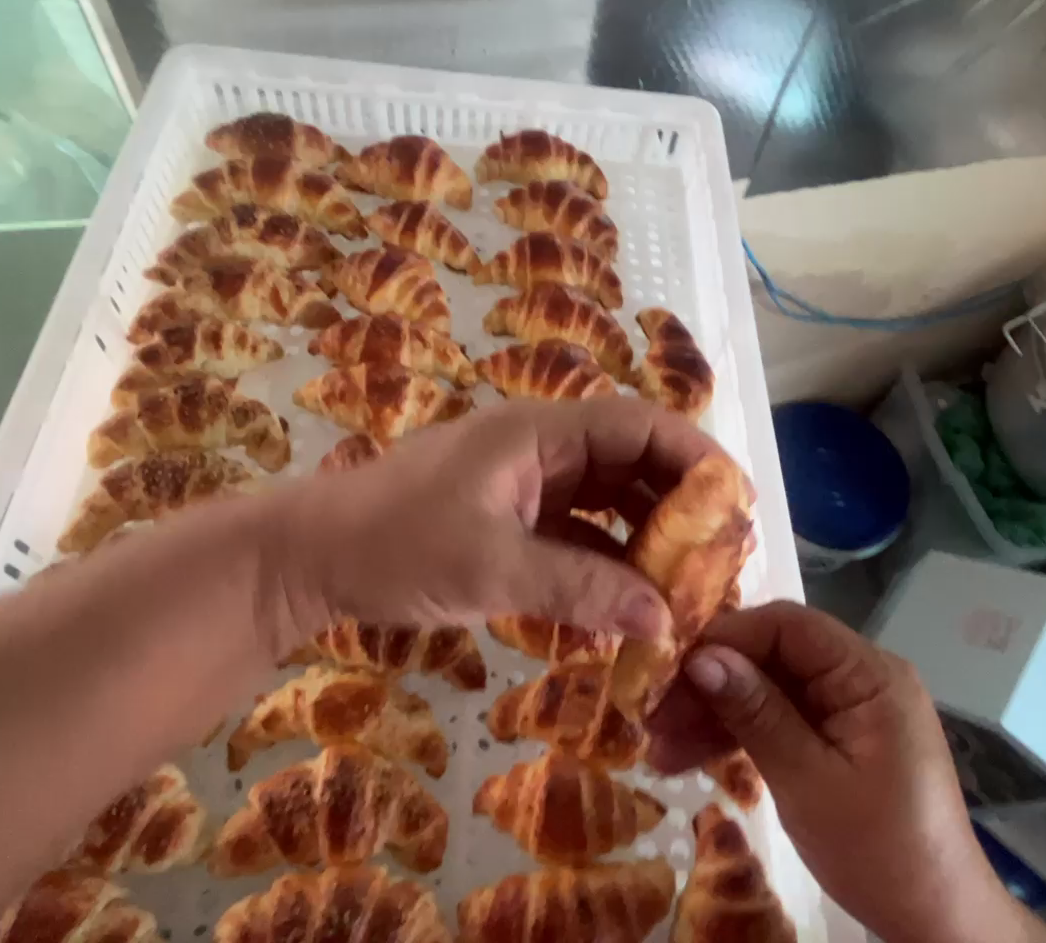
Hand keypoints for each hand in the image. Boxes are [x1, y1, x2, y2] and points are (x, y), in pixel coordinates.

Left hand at [268, 398, 719, 641]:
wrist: (308, 560)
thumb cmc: (394, 544)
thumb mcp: (491, 566)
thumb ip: (581, 588)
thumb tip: (665, 620)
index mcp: (541, 433)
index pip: (641, 426)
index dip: (696, 458)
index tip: (737, 505)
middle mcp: (543, 450)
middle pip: (632, 464)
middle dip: (679, 508)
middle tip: (720, 560)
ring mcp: (527, 486)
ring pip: (609, 502)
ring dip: (646, 542)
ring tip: (686, 589)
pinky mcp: (512, 522)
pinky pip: (579, 535)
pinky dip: (607, 565)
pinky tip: (630, 605)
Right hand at [647, 602, 1045, 942]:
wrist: (935, 920)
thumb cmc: (880, 850)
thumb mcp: (808, 781)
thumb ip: (756, 712)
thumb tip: (699, 657)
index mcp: (869, 673)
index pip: (788, 625)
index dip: (726, 637)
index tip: (672, 667)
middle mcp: (859, 675)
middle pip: (771, 655)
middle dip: (711, 682)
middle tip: (655, 717)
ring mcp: (846, 705)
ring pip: (765, 687)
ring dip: (714, 714)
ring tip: (660, 749)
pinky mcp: (834, 733)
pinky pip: (777, 716)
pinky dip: (737, 735)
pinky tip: (689, 757)